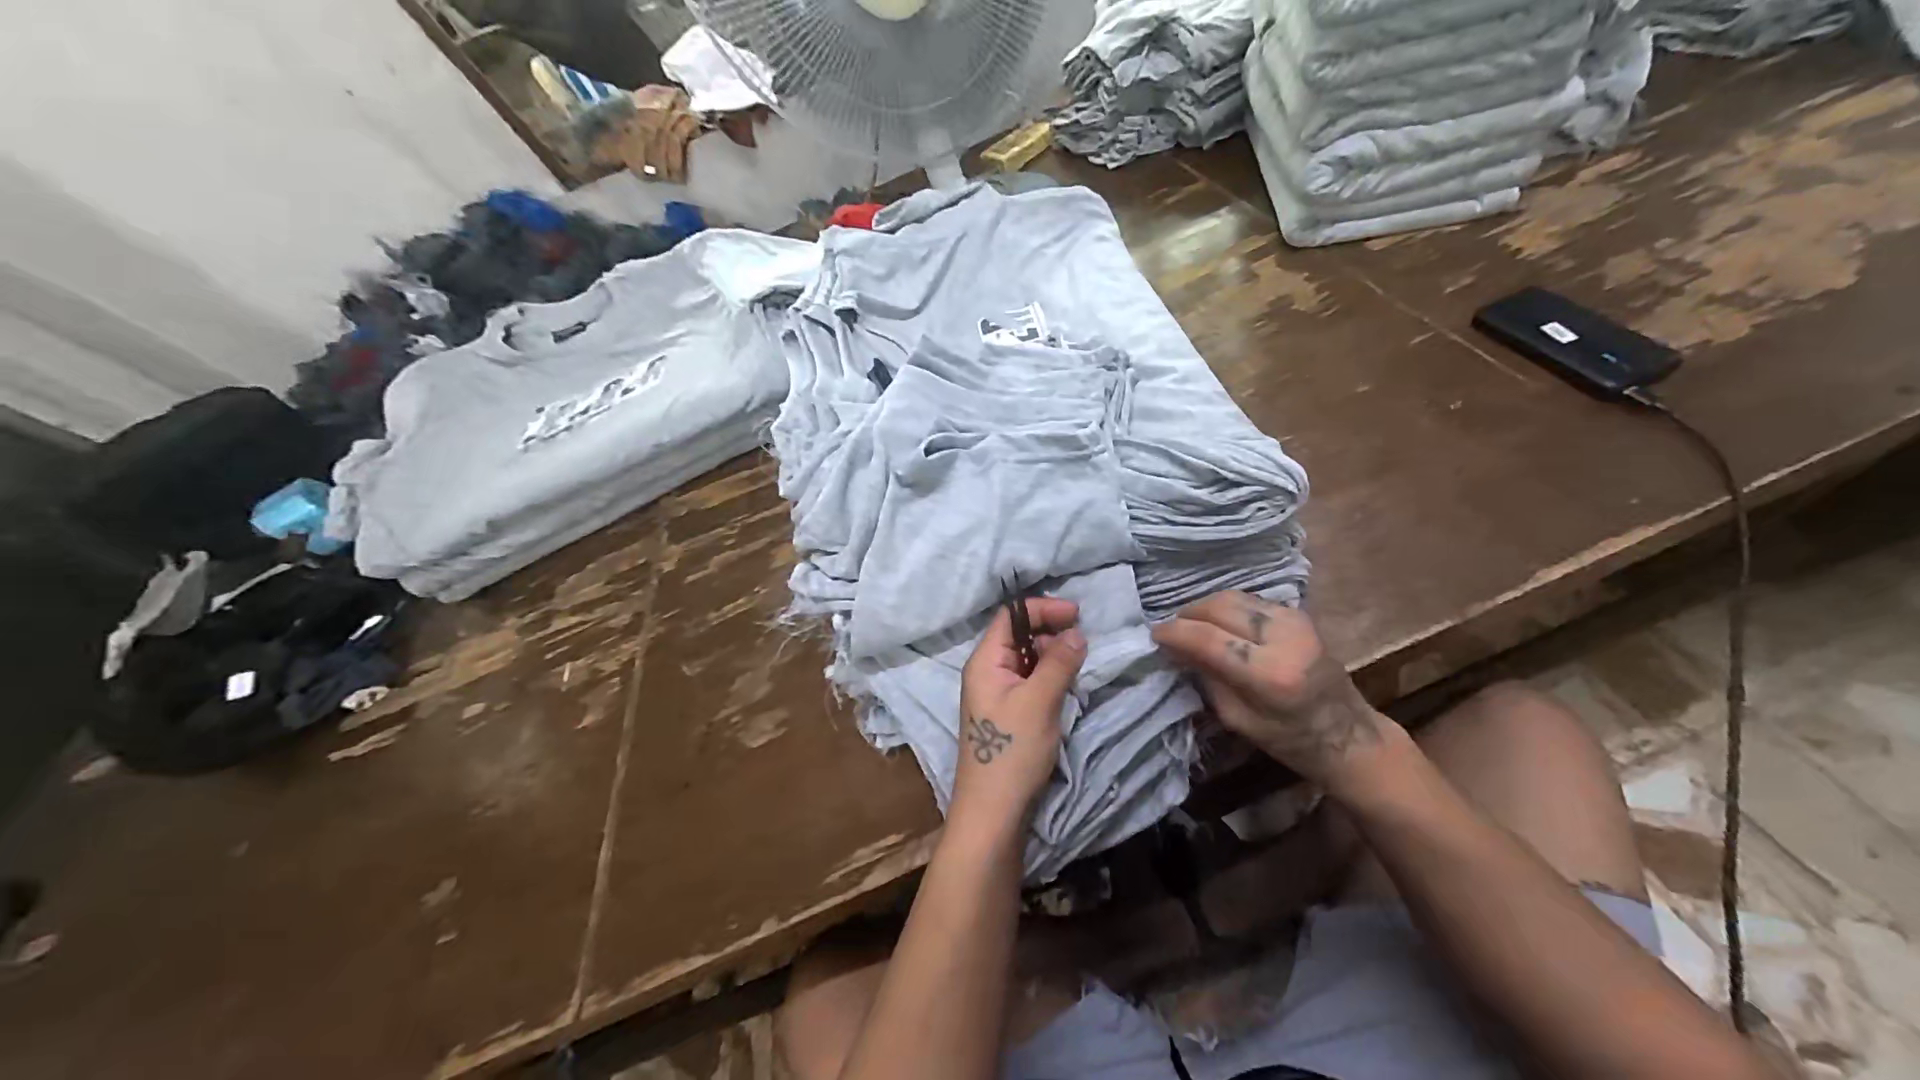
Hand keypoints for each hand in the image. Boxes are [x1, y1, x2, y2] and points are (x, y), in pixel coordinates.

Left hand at [952, 598, 1087, 838]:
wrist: (993, 812)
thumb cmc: (1012, 751)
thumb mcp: (1039, 702)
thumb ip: (1058, 662)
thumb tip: (1076, 632)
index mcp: (985, 661)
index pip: (1010, 617)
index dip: (1042, 609)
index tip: (1077, 615)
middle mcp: (987, 672)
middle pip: (1019, 636)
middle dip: (1051, 632)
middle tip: (1083, 644)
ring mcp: (998, 695)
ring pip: (1028, 660)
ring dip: (1053, 657)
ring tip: (1078, 666)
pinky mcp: (1009, 715)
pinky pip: (1030, 683)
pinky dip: (1050, 678)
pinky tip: (1067, 687)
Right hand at [1151, 592, 1396, 796]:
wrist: (1348, 734)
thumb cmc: (1289, 739)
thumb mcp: (1237, 718)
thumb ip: (1206, 676)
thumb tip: (1174, 648)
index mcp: (1268, 673)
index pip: (1208, 638)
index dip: (1175, 632)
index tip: (1154, 635)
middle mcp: (1284, 638)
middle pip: (1220, 607)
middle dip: (1188, 614)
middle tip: (1171, 630)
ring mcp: (1295, 621)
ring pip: (1233, 597)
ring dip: (1206, 608)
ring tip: (1191, 625)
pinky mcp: (1299, 614)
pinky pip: (1250, 601)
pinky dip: (1227, 608)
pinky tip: (1219, 625)